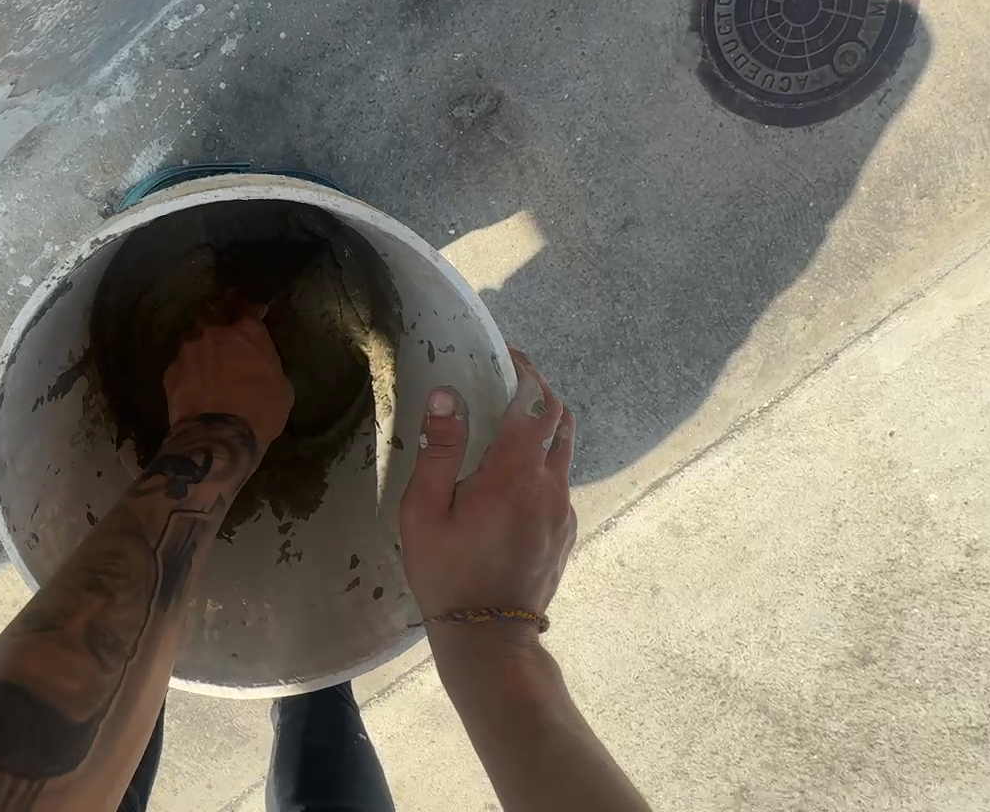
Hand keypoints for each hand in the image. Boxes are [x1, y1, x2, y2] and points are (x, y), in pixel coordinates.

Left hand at [162, 310, 293, 448]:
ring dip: (198, 349)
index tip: (239, 302)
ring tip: (203, 369)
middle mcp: (214, 333)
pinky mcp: (171, 371)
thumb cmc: (261, 411)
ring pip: (191, 340)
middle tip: (221, 345)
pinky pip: (179, 365)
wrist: (220, 436)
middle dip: (215, 327)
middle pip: (211, 318)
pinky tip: (192, 388)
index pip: (243, 304)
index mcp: (246, 332)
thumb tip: (261, 365)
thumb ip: (268, 365)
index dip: (242, 303)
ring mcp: (189, 350)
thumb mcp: (282, 387)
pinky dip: (186, 372)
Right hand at [399, 347, 577, 628]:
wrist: (488, 636)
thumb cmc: (446, 568)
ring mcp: (563, 510)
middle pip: (560, 420)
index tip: (505, 354)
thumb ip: (439, 448)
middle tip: (504, 380)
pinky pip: (558, 479)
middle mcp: (549, 485)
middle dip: (538, 391)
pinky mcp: (564, 530)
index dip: (526, 372)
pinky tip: (506, 474)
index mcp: (515, 473)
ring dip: (542, 423)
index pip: (536, 404)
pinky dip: (540, 457)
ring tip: (504, 420)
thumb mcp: (425, 508)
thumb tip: (445, 393)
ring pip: (563, 449)